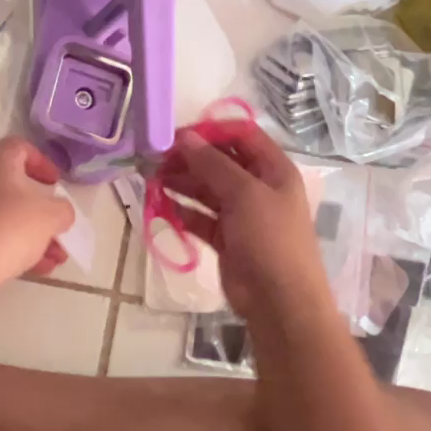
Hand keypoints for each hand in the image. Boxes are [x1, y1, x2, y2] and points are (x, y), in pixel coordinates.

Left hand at [0, 138, 74, 285]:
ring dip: (29, 234)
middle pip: (12, 187)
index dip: (43, 164)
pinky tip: (26, 269)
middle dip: (40, 212)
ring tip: (50, 261)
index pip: (21, 148)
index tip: (56, 186)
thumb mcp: (49, 218)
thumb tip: (59, 211)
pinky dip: (6, 245)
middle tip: (58, 232)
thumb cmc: (4, 232)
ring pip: (0, 214)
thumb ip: (62, 210)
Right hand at [155, 121, 331, 322]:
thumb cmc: (270, 239)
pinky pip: (201, 217)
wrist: (279, 299)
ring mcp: (242, 214)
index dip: (211, 131)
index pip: (242, 135)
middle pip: (221, 162)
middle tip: (155, 159)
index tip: (177, 135)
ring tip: (151, 179)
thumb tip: (184, 138)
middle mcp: (259, 187)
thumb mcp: (244, 193)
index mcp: (274, 169)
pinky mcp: (226, 238)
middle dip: (190, 158)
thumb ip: (213, 164)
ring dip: (182, 182)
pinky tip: (161, 204)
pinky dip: (183, 210)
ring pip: (207, 189)